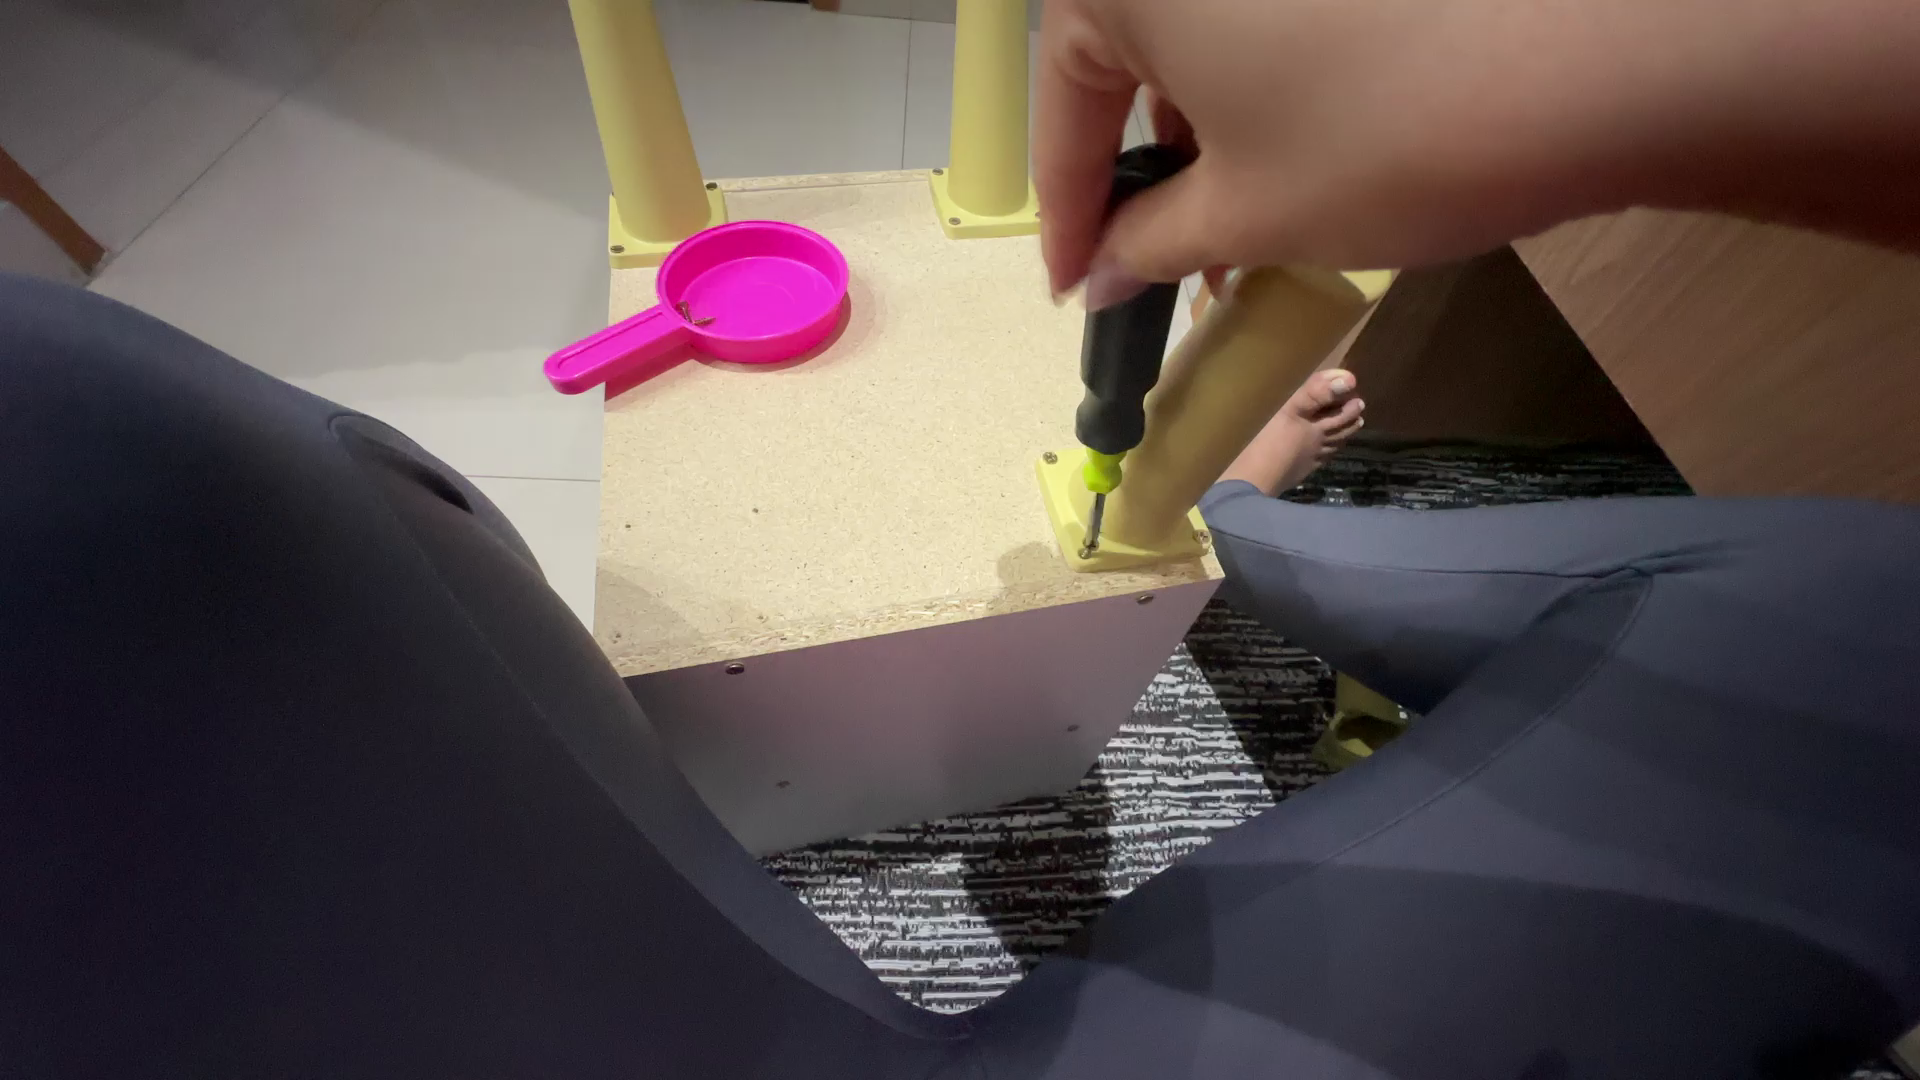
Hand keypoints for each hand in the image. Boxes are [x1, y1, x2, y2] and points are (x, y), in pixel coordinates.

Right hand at [1034, 0, 1919, 306]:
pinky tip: (1278, 151)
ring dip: (1198, 139)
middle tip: (1148, 265)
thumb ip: (1144, 245)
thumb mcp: (1242, 214)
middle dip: (1135, 179)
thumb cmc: (1388, 135)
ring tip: (1222, 228)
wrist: (1648, 37)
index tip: (1073, 291)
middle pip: (1126, 66)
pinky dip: (1255, 87)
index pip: (1064, 113)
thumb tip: (1099, 276)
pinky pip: (1264, 15)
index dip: (1066, 219)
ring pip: (1199, 39)